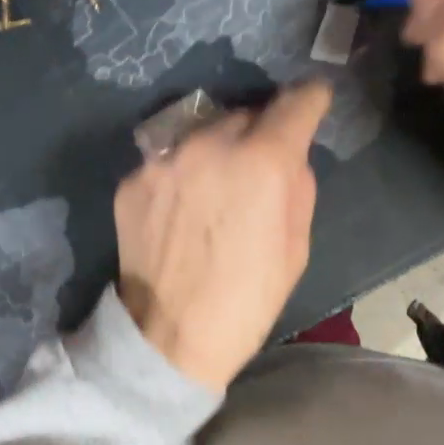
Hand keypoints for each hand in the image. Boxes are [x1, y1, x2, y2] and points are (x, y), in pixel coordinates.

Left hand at [114, 83, 332, 391]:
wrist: (169, 342)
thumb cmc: (245, 306)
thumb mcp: (295, 251)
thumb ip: (297, 190)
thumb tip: (290, 160)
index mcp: (262, 160)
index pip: (296, 102)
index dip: (310, 105)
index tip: (312, 109)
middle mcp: (209, 144)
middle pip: (243, 115)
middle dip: (256, 136)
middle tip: (255, 173)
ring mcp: (163, 161)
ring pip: (200, 135)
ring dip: (214, 154)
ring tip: (213, 195)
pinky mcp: (131, 183)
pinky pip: (167, 164)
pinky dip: (179, 180)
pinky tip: (179, 216)